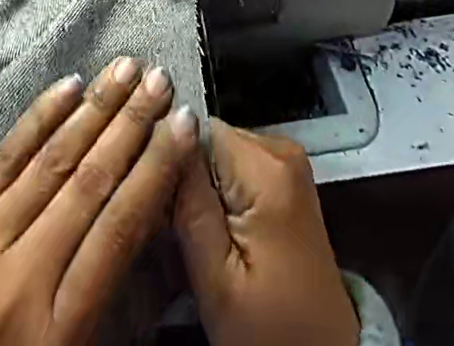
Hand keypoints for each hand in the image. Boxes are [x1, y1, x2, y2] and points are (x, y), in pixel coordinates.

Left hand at [0, 58, 195, 345]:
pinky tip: (69, 86)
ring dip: (96, 108)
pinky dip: (39, 118)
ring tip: (129, 68)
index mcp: (55, 328)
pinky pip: (2, 158)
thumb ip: (102, 290)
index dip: (158, 168)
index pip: (120, 228)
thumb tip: (145, 211)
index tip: (186, 123)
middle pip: (90, 182)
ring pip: (51, 160)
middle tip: (163, 79)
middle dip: (133, 124)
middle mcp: (18, 279)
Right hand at [172, 119, 359, 345]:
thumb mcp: (216, 277)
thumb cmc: (269, 327)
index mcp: (268, 167)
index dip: (174, 161)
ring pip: (220, 154)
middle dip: (189, 179)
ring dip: (203, 190)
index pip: (200, 130)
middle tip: (182, 234)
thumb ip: (191, 202)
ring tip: (202, 240)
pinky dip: (222, 196)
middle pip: (211, 140)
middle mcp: (282, 149)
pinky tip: (221, 235)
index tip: (164, 206)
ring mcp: (288, 161)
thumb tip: (175, 128)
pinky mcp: (287, 177)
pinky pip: (238, 168)